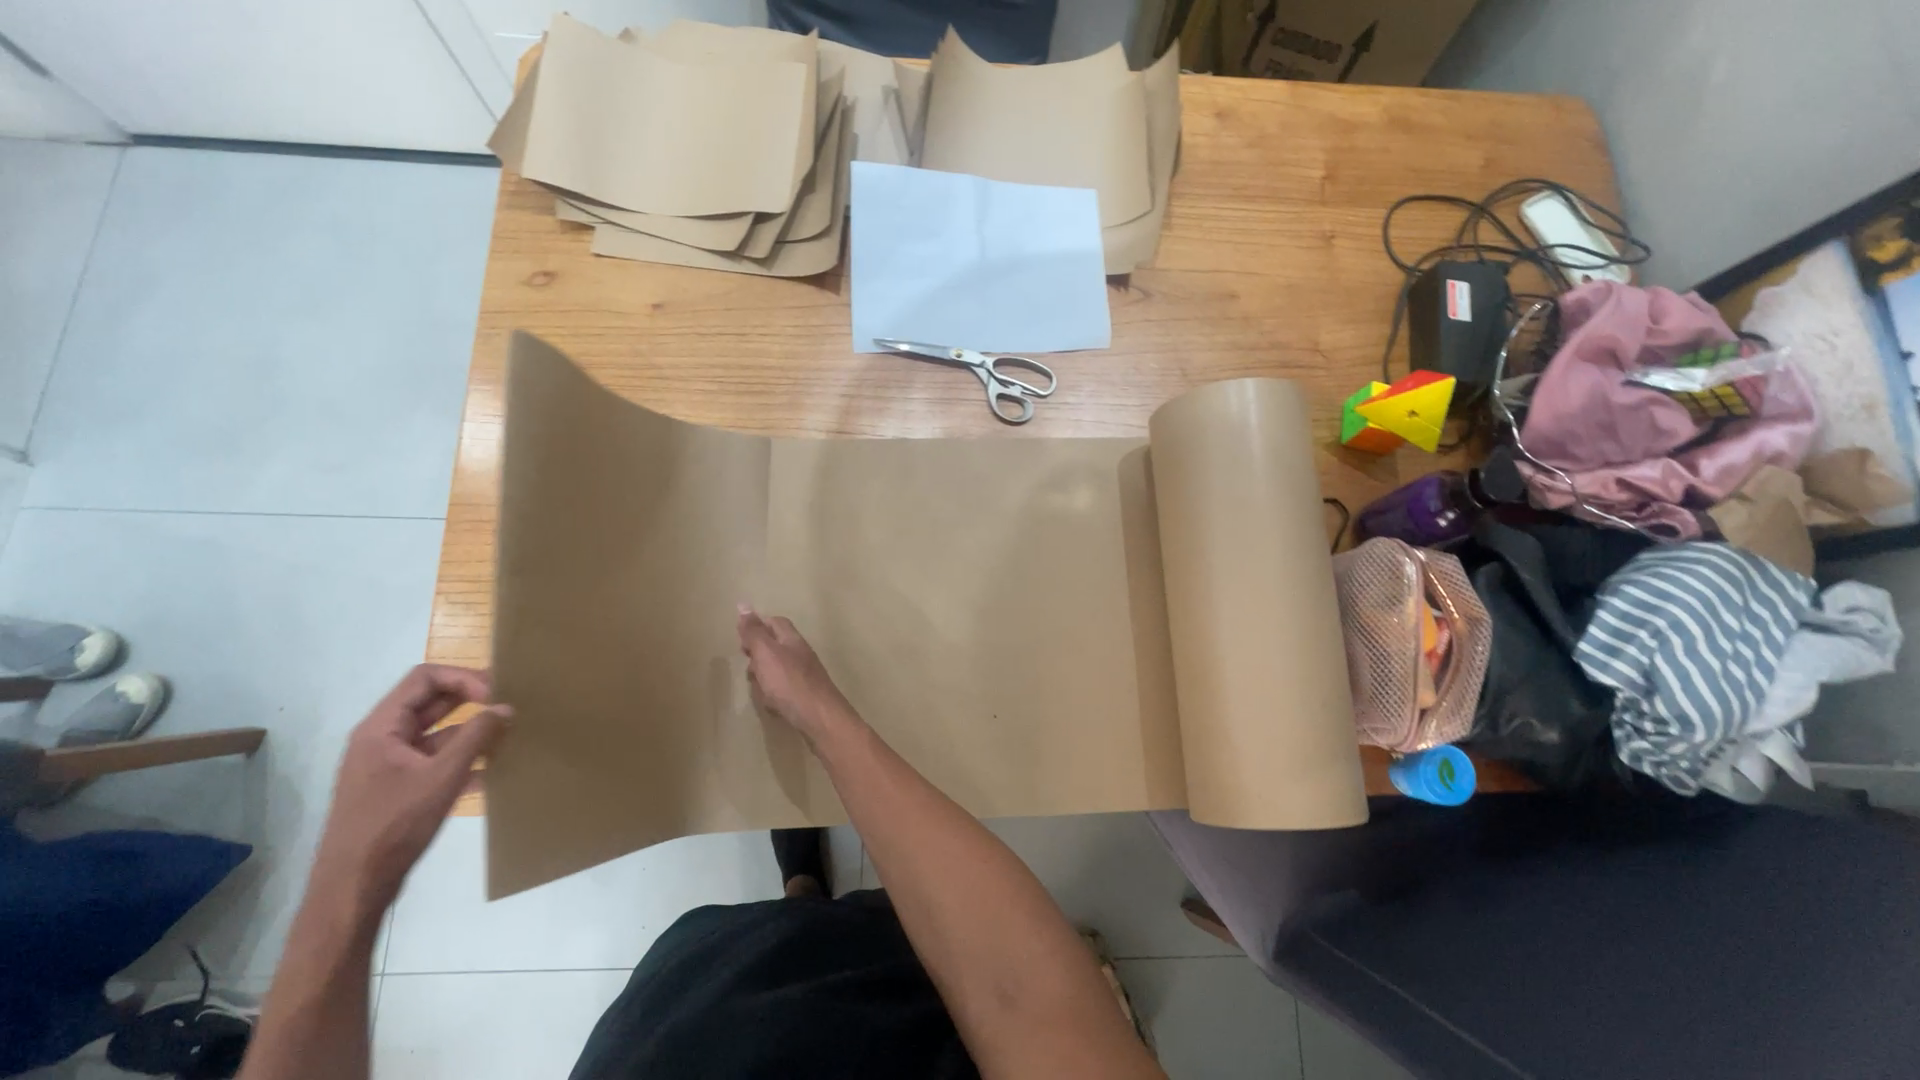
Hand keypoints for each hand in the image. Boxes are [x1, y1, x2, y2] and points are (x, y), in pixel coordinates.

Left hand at [312, 665, 510, 912]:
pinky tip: (492, 770)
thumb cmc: (394, 824)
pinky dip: (462, 757)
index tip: (496, 695)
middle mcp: (381, 738)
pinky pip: (434, 759)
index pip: (424, 678)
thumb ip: (476, 738)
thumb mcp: (442, 777)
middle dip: (470, 699)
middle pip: (429, 701)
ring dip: (470, 730)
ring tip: (507, 735)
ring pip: (435, 732)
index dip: (463, 678)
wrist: (353, 884)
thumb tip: (506, 707)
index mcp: (381, 727)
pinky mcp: (397, 787)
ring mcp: (388, 763)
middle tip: (509, 704)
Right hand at [737, 605, 856, 739]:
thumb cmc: (789, 683)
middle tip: (749, 668)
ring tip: (758, 689)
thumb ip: (754, 632)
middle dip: (757, 656)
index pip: (775, 623)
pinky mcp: (805, 697)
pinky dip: (773, 695)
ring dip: (763, 678)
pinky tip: (770, 705)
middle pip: (775, 647)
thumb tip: (743, 605)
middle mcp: (801, 655)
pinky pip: (783, 691)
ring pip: (777, 670)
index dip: (757, 626)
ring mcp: (805, 676)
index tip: (741, 638)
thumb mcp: (766, 653)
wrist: (820, 719)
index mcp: (792, 640)